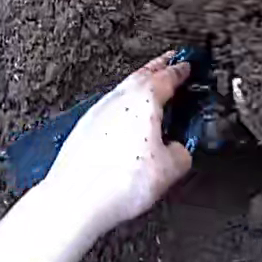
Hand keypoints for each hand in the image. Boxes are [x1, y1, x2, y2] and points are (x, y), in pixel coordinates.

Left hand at [41, 52, 194, 235]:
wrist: (75, 198)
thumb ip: (182, 153)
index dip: (181, 70)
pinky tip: (128, 121)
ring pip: (125, 89)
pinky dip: (124, 106)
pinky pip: (111, 107)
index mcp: (145, 99)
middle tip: (169, 63)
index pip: (168, 76)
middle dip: (158, 67)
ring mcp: (99, 110)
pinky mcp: (85, 126)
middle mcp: (120, 98)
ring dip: (140, 85)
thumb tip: (179, 151)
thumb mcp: (170, 170)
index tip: (186, 66)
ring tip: (151, 92)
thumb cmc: (116, 181)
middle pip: (143, 74)